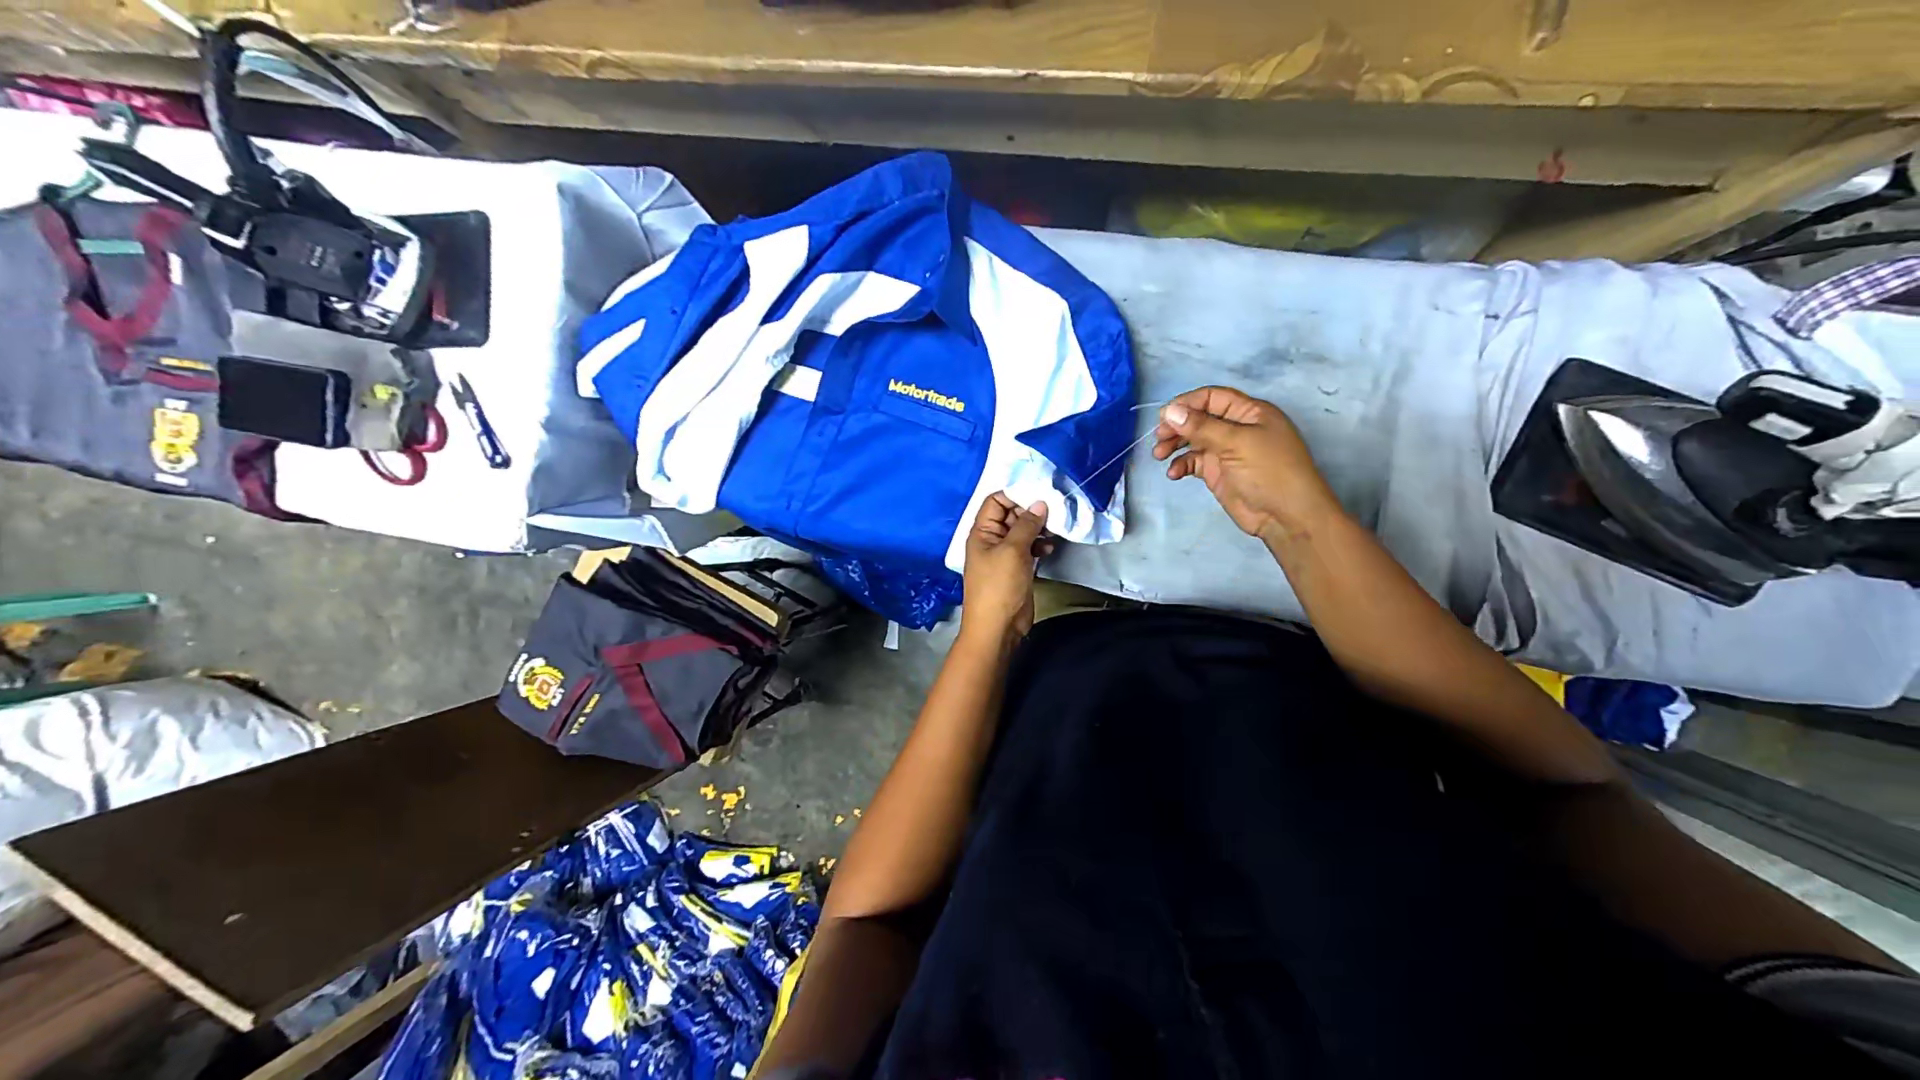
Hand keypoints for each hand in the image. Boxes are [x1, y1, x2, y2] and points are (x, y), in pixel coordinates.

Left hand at [961, 493, 1053, 644]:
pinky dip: (1039, 544)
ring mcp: (1004, 554)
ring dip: (1038, 528)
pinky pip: (1029, 548)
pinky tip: (1049, 547)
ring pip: (1022, 531)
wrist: (998, 627)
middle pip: (1010, 514)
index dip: (1014, 494)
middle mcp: (991, 540)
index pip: (995, 501)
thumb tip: (1039, 503)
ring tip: (1054, 528)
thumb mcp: (1013, 551)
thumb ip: (1026, 525)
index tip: (1039, 491)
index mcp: (981, 532)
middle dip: (1030, 510)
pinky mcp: (1017, 568)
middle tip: (1054, 508)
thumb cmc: (999, 586)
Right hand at [1151, 386, 1342, 542]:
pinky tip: (1174, 474)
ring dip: (1175, 445)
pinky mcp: (1218, 473)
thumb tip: (1170, 411)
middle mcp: (1236, 428)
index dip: (1188, 403)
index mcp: (1249, 412)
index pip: (1213, 397)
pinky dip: (1181, 465)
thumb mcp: (1237, 443)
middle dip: (1177, 425)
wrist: (1286, 516)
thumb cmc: (1270, 471)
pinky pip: (1193, 462)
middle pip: (1199, 418)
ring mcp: (1226, 451)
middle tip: (1159, 437)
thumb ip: (1201, 426)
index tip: (1165, 416)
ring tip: (1159, 455)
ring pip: (1193, 440)